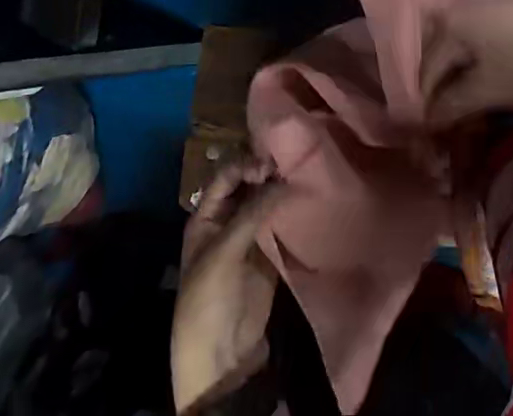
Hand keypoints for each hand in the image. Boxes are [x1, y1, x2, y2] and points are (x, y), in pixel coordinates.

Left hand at [171, 162, 285, 413]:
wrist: (222, 351)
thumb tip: (284, 178)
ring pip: (265, 198)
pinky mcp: (269, 247)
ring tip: (304, 171)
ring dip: (280, 185)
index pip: (226, 177)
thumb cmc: (209, 298)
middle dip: (267, 170)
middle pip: (247, 184)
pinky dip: (290, 204)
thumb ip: (252, 213)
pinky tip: (307, 194)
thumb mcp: (224, 253)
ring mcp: (249, 233)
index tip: (272, 165)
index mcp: (205, 217)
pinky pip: (279, 217)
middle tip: (294, 162)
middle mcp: (227, 219)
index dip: (247, 165)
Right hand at [420, 0, 512, 125]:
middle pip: (436, 63)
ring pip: (455, 54)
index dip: (426, 114)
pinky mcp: (497, 8)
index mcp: (443, 24)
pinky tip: (483, 86)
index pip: (423, 78)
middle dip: (441, 98)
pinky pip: (472, 42)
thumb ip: (450, 107)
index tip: (434, 144)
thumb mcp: (487, 90)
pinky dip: (473, 67)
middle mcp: (452, 7)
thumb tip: (425, 120)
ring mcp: (476, 4)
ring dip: (457, 84)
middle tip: (452, 131)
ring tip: (469, 113)